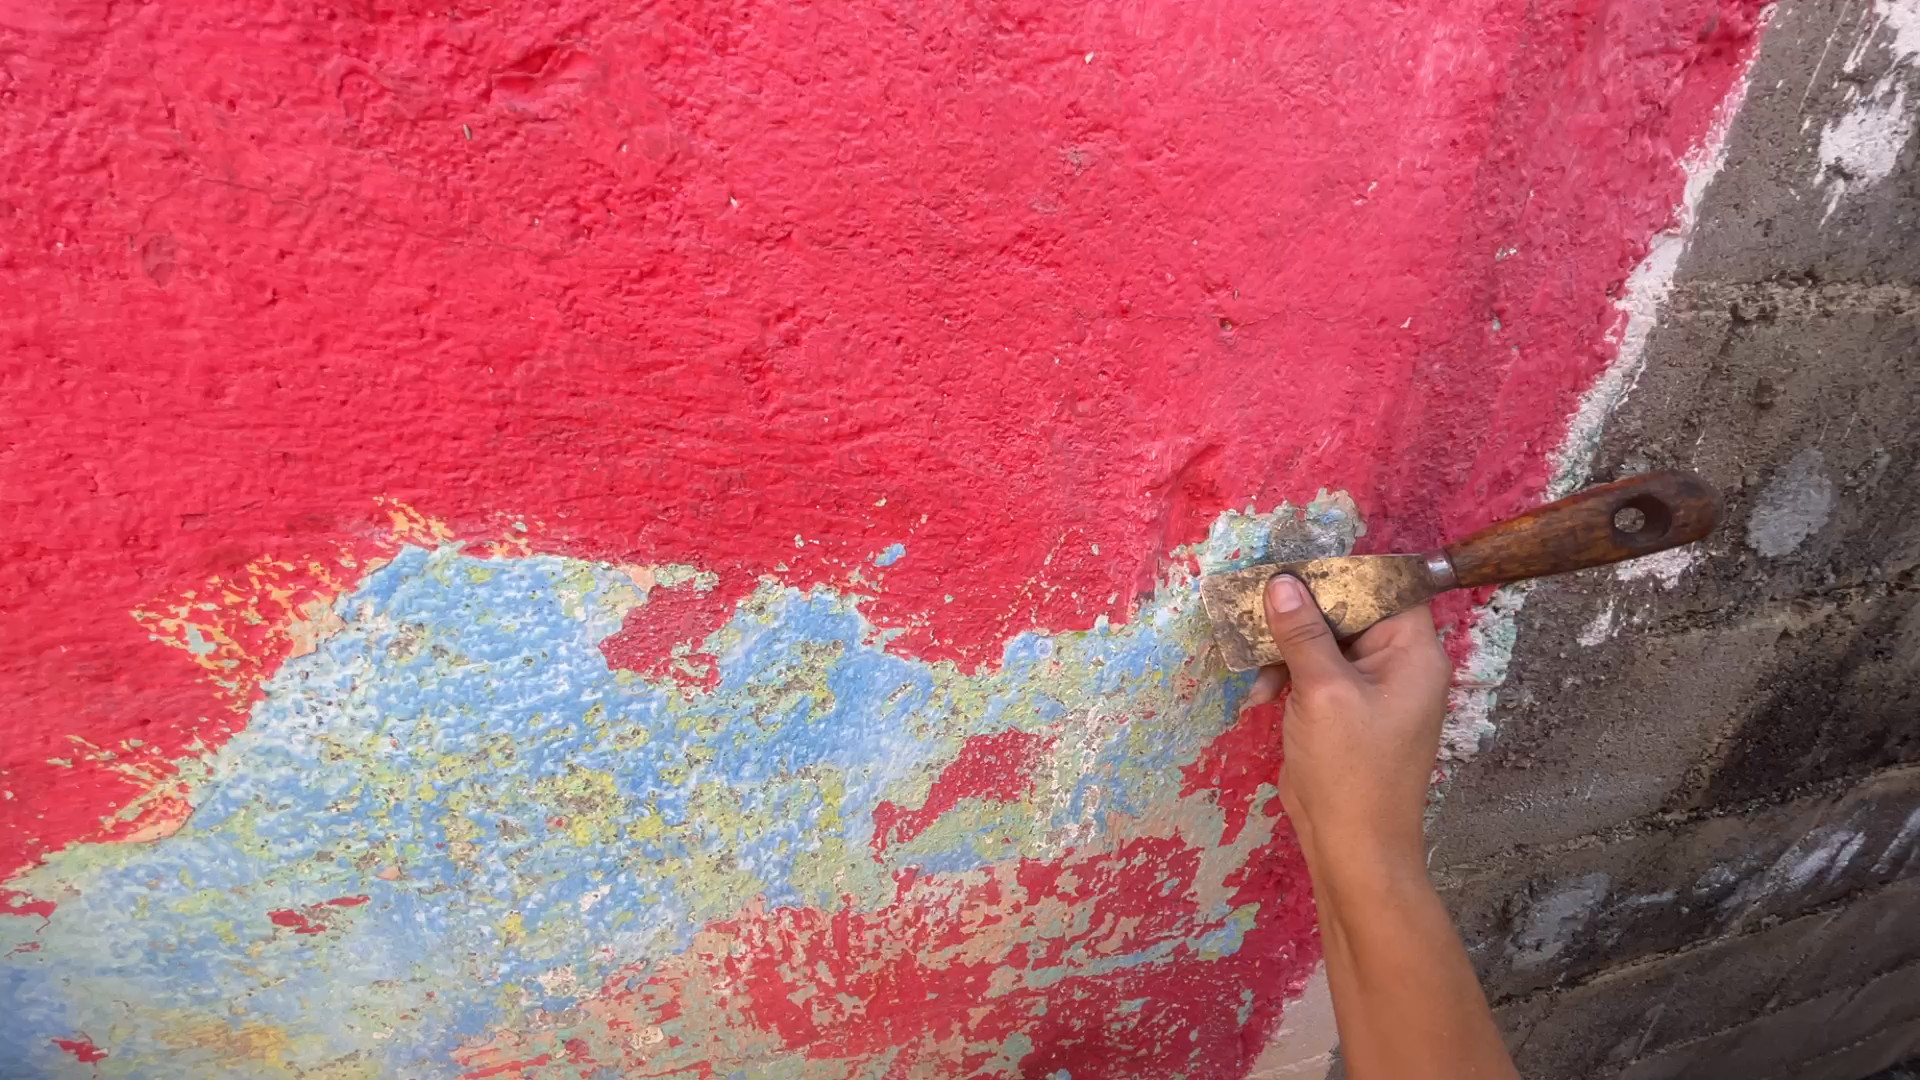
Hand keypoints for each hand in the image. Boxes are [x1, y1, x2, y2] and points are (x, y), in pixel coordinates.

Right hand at [1242, 575, 1450, 878]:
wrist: (1350, 844)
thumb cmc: (1350, 766)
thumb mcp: (1322, 692)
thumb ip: (1302, 633)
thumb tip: (1281, 581)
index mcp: (1410, 652)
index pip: (1384, 588)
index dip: (1340, 574)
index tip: (1291, 568)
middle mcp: (1392, 662)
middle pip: (1344, 610)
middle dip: (1297, 614)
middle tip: (1254, 609)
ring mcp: (1364, 685)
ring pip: (1318, 639)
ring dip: (1282, 649)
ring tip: (1256, 669)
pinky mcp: (1337, 705)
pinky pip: (1308, 669)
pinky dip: (1282, 675)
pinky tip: (1260, 695)